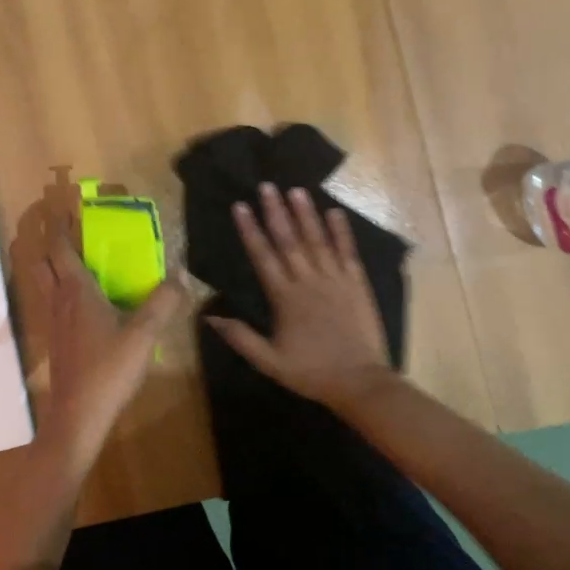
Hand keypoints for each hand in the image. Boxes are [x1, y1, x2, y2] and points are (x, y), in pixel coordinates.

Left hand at [31, 221, 191, 474]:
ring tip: (78, 261)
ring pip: (46, 285)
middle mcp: (59, 301)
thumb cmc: (108, 370)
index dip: (59, 227)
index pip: (60, 248)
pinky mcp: (57, 343)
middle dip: (51, 244)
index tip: (63, 208)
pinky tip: (84, 305)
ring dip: (54, 267)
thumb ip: (162, 302)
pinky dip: (62, 292)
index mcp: (76, 291)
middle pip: (43, 263)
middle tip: (68, 231)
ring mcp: (54, 323)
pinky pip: (54, 305)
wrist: (77, 416)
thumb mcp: (143, 335)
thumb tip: (179, 274)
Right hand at [206, 183, 394, 412]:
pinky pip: (348, 252)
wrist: (361, 383)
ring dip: (305, 214)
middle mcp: (308, 281)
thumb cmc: (311, 372)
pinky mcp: (358, 284)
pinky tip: (334, 212)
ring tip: (295, 189)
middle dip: (276, 211)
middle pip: (289, 240)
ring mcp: (335, 280)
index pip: (263, 256)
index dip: (250, 230)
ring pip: (317, 240)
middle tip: (266, 186)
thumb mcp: (269, 361)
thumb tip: (209, 317)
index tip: (240, 206)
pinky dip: (341, 232)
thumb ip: (240, 337)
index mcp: (284, 298)